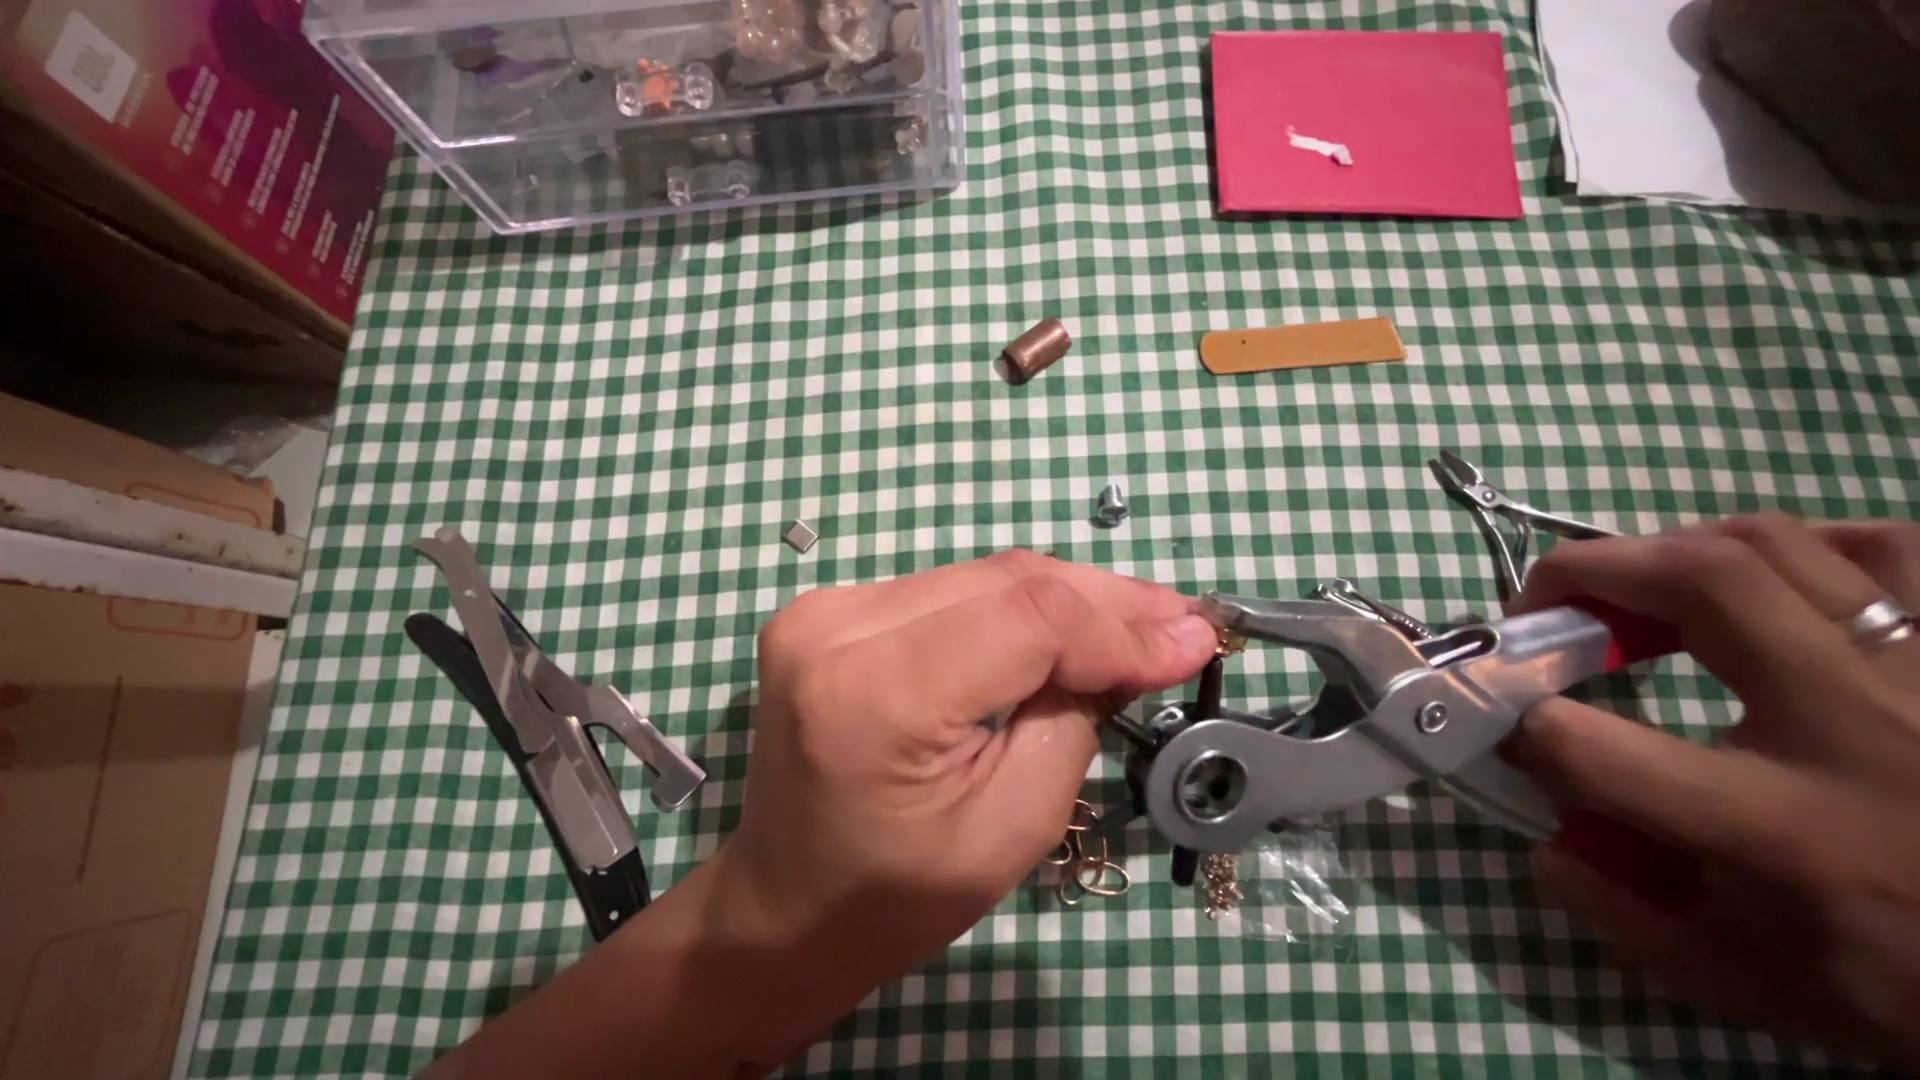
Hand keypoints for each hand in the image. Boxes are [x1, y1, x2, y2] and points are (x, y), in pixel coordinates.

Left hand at [711, 551, 1217, 1063]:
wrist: (785, 903)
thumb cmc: (898, 895)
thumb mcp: (1013, 826)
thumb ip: (1074, 719)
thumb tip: (1147, 642)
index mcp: (877, 694)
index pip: (1026, 619)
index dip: (1119, 625)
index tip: (1194, 641)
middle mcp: (838, 628)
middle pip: (1005, 581)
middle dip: (1105, 600)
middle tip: (1179, 622)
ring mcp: (823, 610)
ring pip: (981, 576)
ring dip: (1066, 596)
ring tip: (1140, 622)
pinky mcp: (828, 610)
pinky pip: (947, 589)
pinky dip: (1013, 604)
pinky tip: (1064, 626)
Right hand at [1504, 515, 1919, 1066]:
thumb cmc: (1906, 981)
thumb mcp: (1742, 979)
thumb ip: (1615, 906)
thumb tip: (1542, 831)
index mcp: (1782, 829)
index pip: (1591, 744)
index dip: (1519, 721)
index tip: (1505, 723)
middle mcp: (1856, 727)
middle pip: (1695, 581)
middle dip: (1580, 573)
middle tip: (1543, 604)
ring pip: (1774, 543)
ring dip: (1669, 551)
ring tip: (1638, 590)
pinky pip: (1885, 546)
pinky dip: (1798, 548)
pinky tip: (1763, 585)